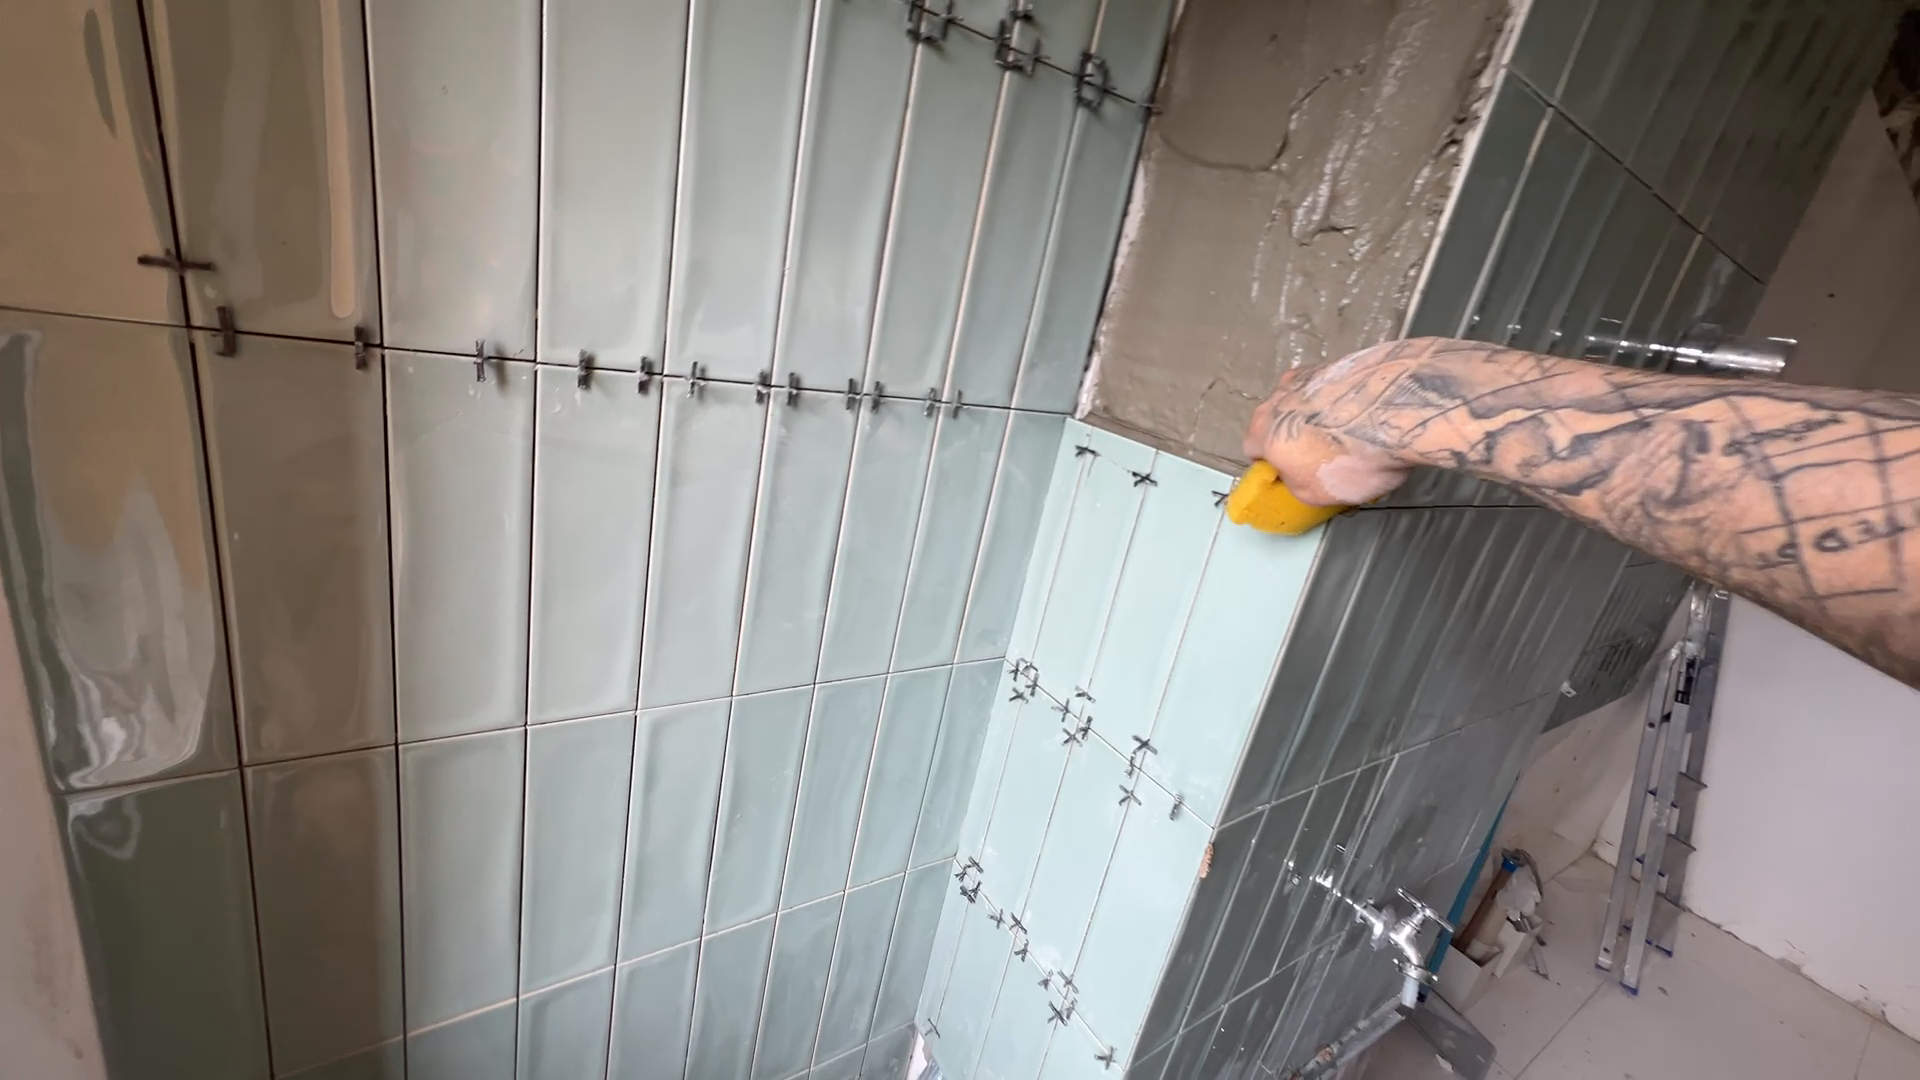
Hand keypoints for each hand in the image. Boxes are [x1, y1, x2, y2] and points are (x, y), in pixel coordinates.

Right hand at [1242, 342, 1419, 506]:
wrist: (1401, 409)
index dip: (1271, 463)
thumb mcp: (1316, 494)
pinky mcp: (1346, 360)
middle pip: (1278, 419)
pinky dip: (1348, 398)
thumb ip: (1295, 482)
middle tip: (1323, 454)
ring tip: (1352, 433)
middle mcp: (1279, 396)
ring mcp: (1313, 373)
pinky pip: (1339, 385)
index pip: (1252, 449)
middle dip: (1295, 434)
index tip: (1290, 473)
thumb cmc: (1351, 457)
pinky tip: (1370, 414)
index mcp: (1263, 430)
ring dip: (1320, 414)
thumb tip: (1298, 475)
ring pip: (1307, 399)